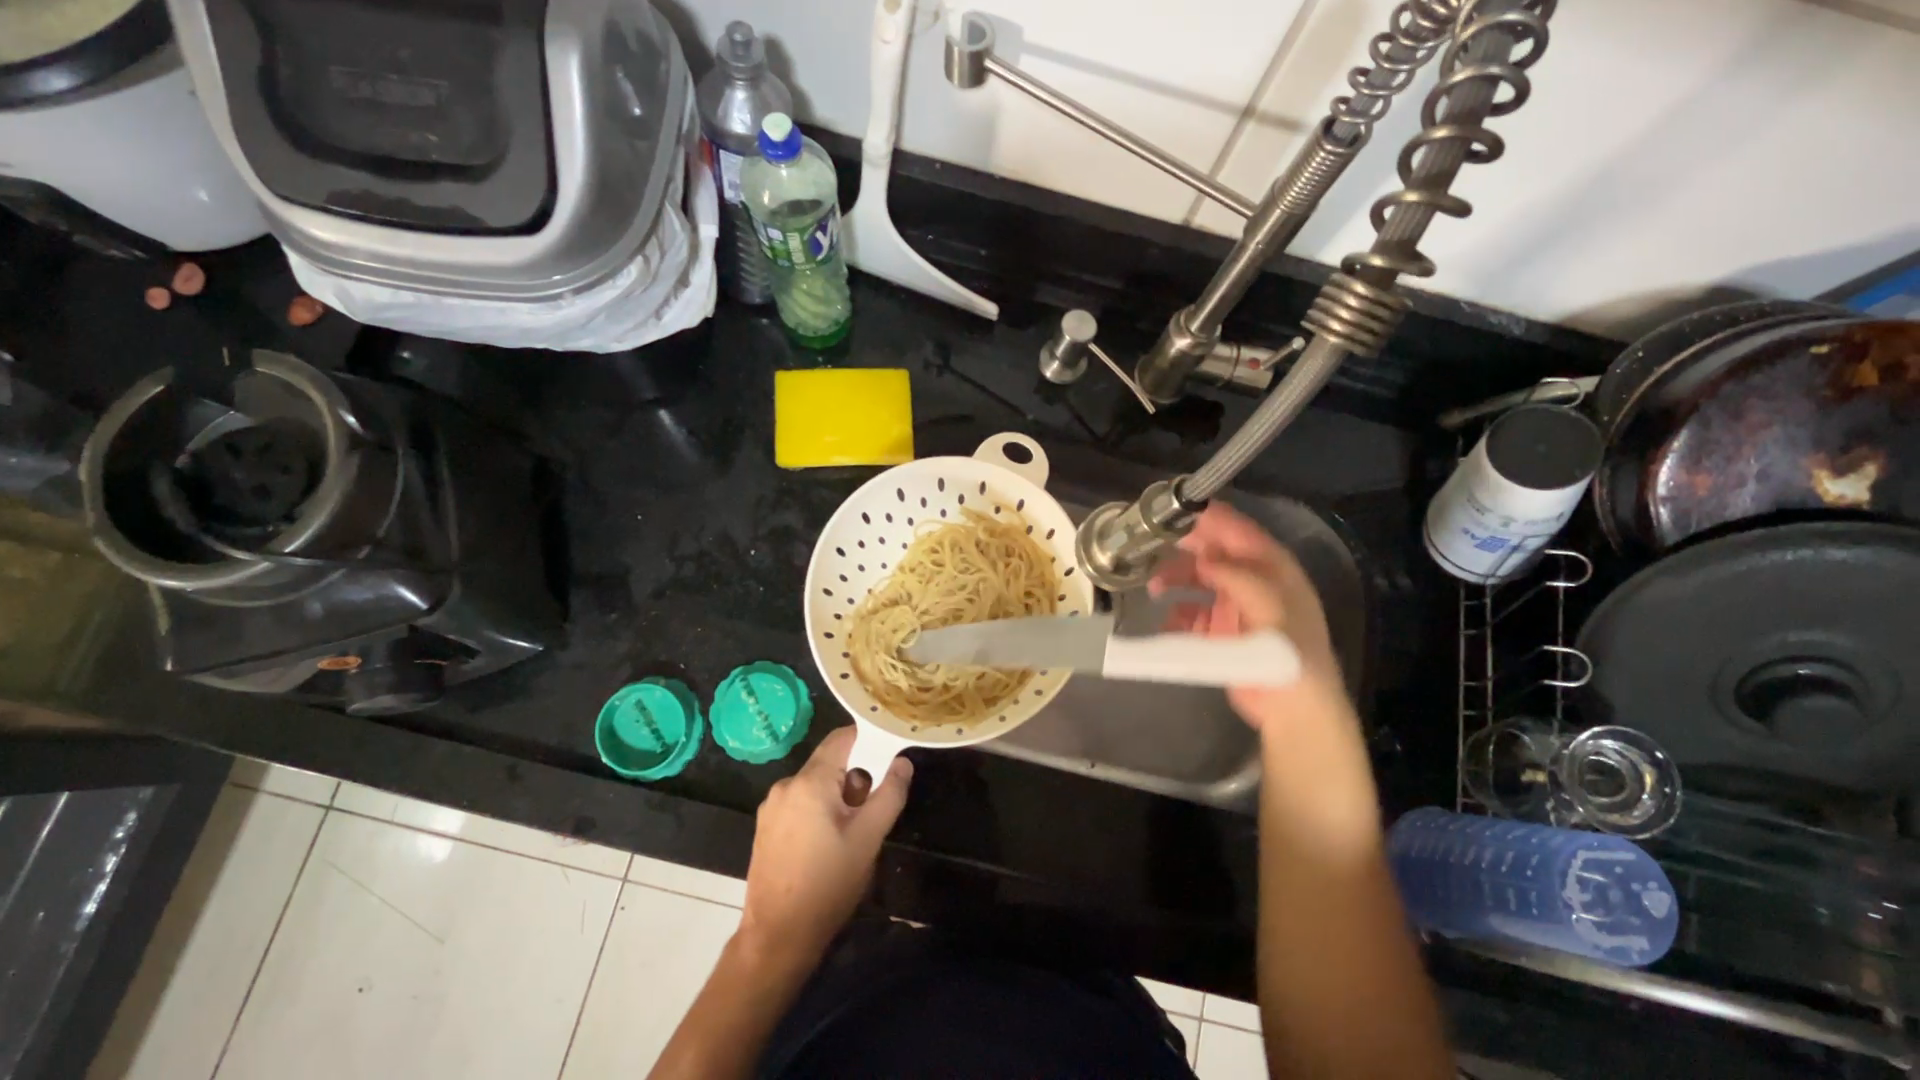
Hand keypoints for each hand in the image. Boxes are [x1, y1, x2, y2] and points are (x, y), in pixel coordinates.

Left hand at [739, 727, 912, 959]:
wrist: (778, 934)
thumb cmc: (829, 884)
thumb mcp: (869, 838)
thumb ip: (889, 794)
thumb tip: (902, 762)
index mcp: (810, 781)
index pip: (842, 738)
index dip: (869, 741)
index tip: (889, 758)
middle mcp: (785, 785)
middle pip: (829, 765)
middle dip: (854, 782)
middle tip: (869, 817)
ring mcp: (771, 808)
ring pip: (815, 787)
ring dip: (836, 801)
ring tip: (848, 839)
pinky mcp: (765, 828)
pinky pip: (799, 805)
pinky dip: (817, 814)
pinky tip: (825, 849)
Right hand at [1156, 503, 1381, 854]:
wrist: (1293, 708)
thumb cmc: (1288, 652)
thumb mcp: (1271, 606)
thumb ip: (1239, 576)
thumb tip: (1205, 557)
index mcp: (1275, 570)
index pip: (1241, 533)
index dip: (1212, 518)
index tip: (1179, 508)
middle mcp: (1254, 583)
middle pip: (1215, 553)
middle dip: (1186, 547)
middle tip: (1153, 540)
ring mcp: (1236, 609)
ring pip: (1198, 581)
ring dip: (1175, 578)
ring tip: (1154, 585)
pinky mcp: (1219, 635)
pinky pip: (1190, 616)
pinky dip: (1176, 616)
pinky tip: (1167, 622)